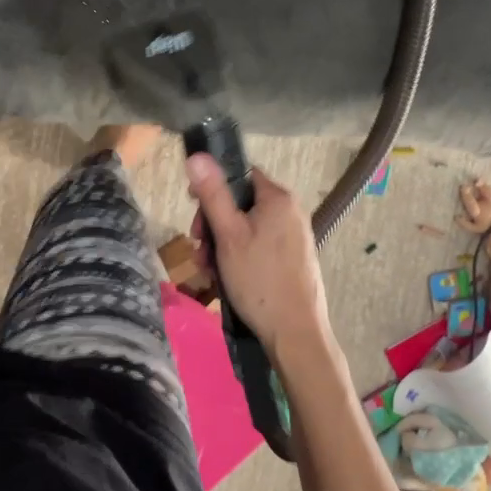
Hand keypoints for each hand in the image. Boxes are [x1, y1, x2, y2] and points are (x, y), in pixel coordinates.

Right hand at [185, 154, 330, 358]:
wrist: (295, 334)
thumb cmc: (259, 280)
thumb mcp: (228, 235)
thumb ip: (212, 194)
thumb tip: (197, 155)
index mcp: (279, 197)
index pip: (239, 174)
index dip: (213, 188)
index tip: (194, 209)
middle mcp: (291, 211)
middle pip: (241, 203)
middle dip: (214, 224)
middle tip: (198, 247)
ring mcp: (294, 237)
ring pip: (247, 228)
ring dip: (222, 244)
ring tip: (208, 269)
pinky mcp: (293, 259)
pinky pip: (259, 246)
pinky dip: (238, 256)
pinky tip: (224, 278)